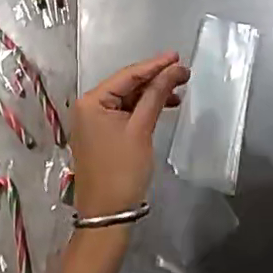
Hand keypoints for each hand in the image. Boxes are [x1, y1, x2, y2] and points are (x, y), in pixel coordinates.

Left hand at [70, 52, 189, 217]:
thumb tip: (173, 70)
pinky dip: (143, 108)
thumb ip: (156, 96)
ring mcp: (93, 120)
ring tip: (179, 89)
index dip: (154, 65)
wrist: (107, 216)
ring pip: (127, 98)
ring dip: (151, 94)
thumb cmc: (122, 171)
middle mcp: (88, 106)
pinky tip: (163, 106)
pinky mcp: (101, 133)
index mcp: (91, 101)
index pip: (127, 76)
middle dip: (154, 78)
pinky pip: (124, 112)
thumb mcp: (141, 130)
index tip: (177, 56)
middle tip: (183, 72)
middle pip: (126, 85)